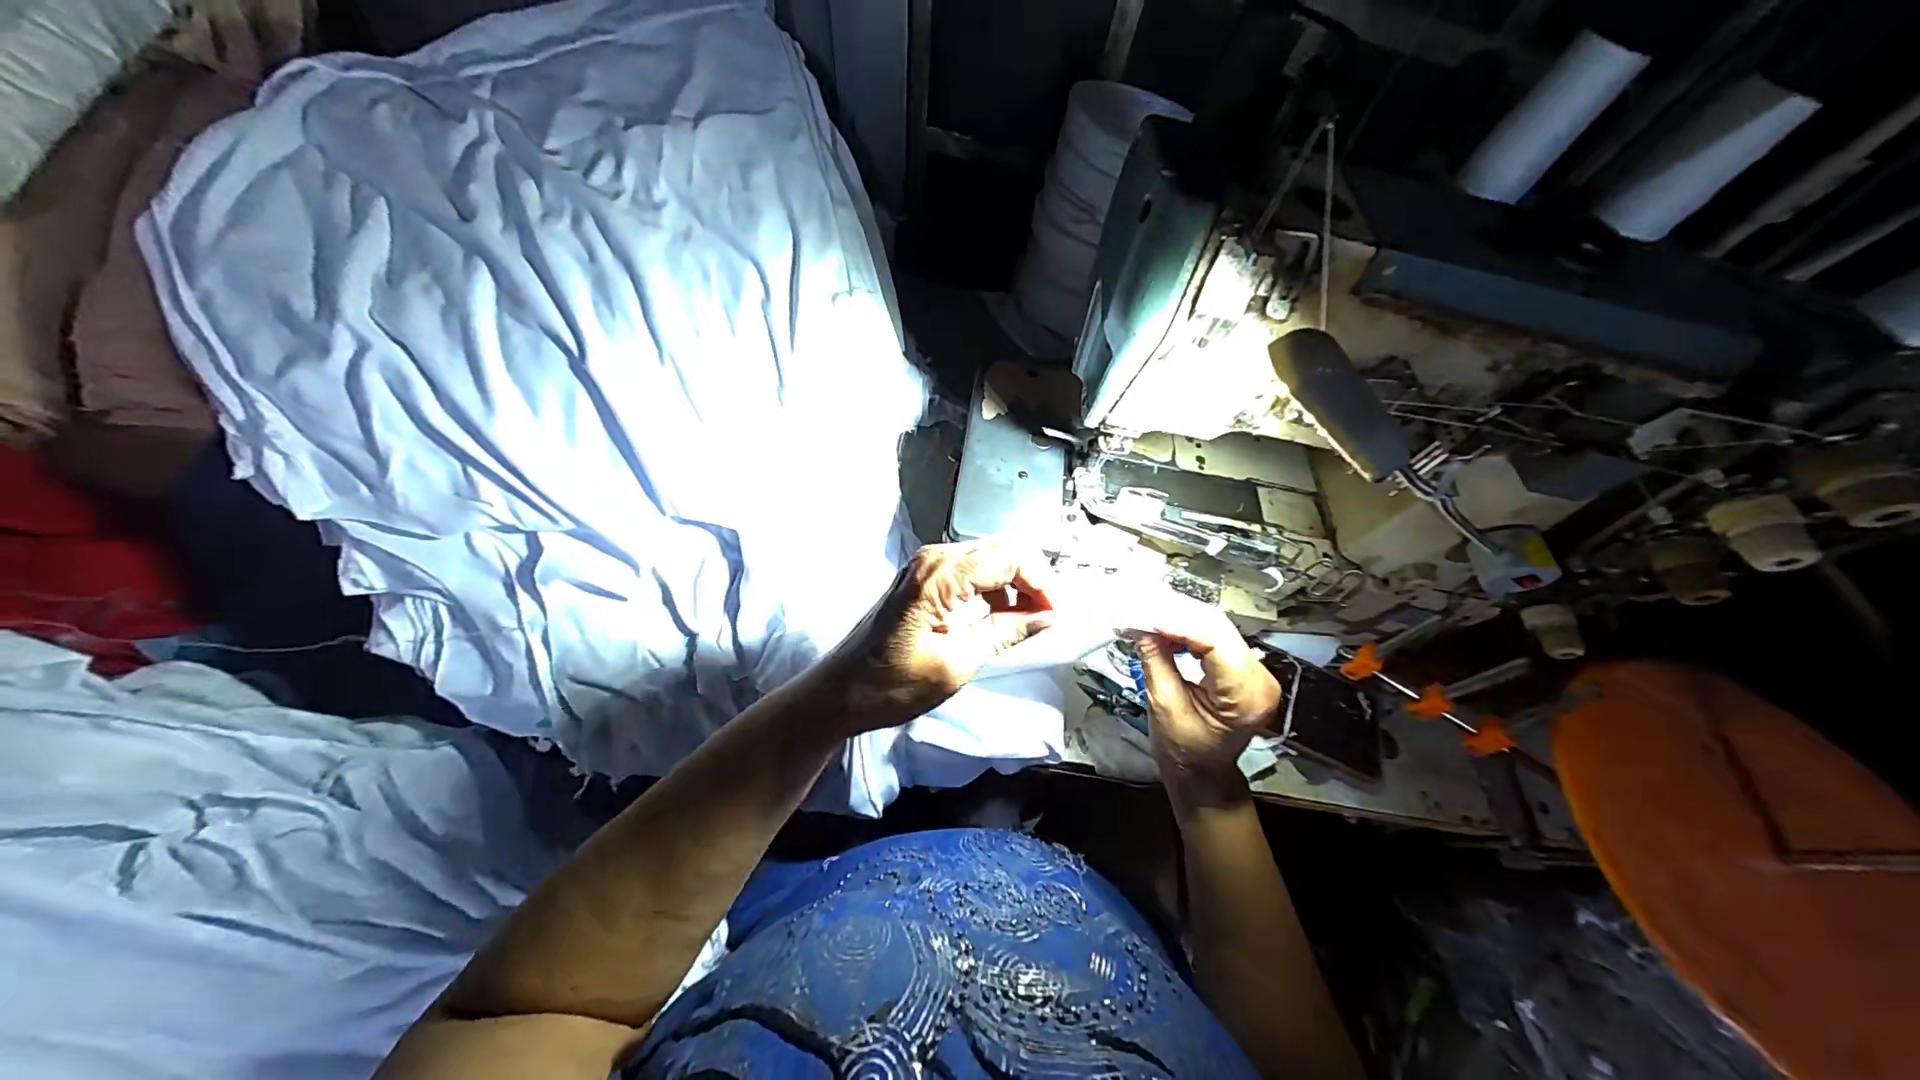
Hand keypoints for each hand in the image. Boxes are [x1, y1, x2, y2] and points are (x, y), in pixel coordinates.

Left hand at [821, 541, 1054, 733]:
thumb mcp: (956, 664)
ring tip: (1028, 622)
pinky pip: (971, 573)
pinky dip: (993, 590)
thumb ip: (1005, 634)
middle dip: (1032, 580)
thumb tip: (1046, 618)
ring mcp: (926, 567)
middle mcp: (933, 559)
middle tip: (1048, 617)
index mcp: (939, 576)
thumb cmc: (890, 684)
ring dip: (1014, 585)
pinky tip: (1002, 618)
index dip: (1041, 584)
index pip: (1009, 558)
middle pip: (1001, 550)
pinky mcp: (923, 581)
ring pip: (988, 560)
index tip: (1056, 614)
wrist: (840, 692)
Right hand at [1127, 591, 1279, 798]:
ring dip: (1178, 617)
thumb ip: (1155, 659)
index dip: (1178, 623)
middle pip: (1216, 628)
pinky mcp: (1243, 664)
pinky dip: (1186, 626)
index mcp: (1246, 697)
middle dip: (1175, 614)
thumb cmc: (1186, 751)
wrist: (1202, 769)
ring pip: (1215, 626)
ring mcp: (1255, 670)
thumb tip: (1141, 623)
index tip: (1147, 615)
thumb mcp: (1164, 705)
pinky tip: (1164, 623)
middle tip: (1139, 607)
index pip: (1215, 642)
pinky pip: (1215, 634)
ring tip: (1146, 612)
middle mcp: (1259, 680)